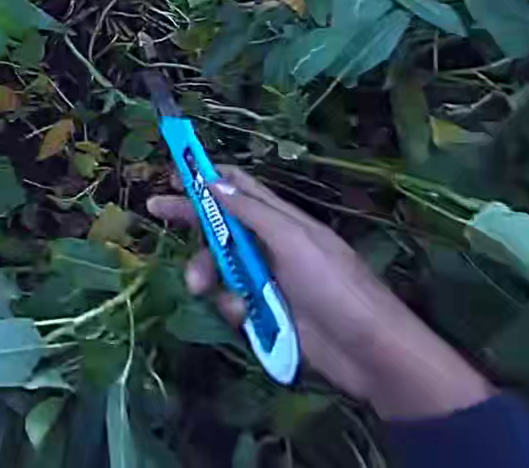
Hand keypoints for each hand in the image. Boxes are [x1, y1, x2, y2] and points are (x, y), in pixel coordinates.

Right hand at [148, 166, 493, 420]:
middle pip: (218, 221)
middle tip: (155, 209)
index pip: (236, 185)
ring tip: (198, 286)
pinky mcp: (263, 311)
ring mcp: (264, 277)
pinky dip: (230, 305)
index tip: (176, 173)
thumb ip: (251, 210)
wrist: (372, 356)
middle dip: (188, 215)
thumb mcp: (294, 240)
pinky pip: (230, 300)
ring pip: (218, 263)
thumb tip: (212, 178)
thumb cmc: (335, 286)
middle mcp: (266, 242)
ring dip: (203, 270)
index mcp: (277, 218)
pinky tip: (243, 314)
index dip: (206, 176)